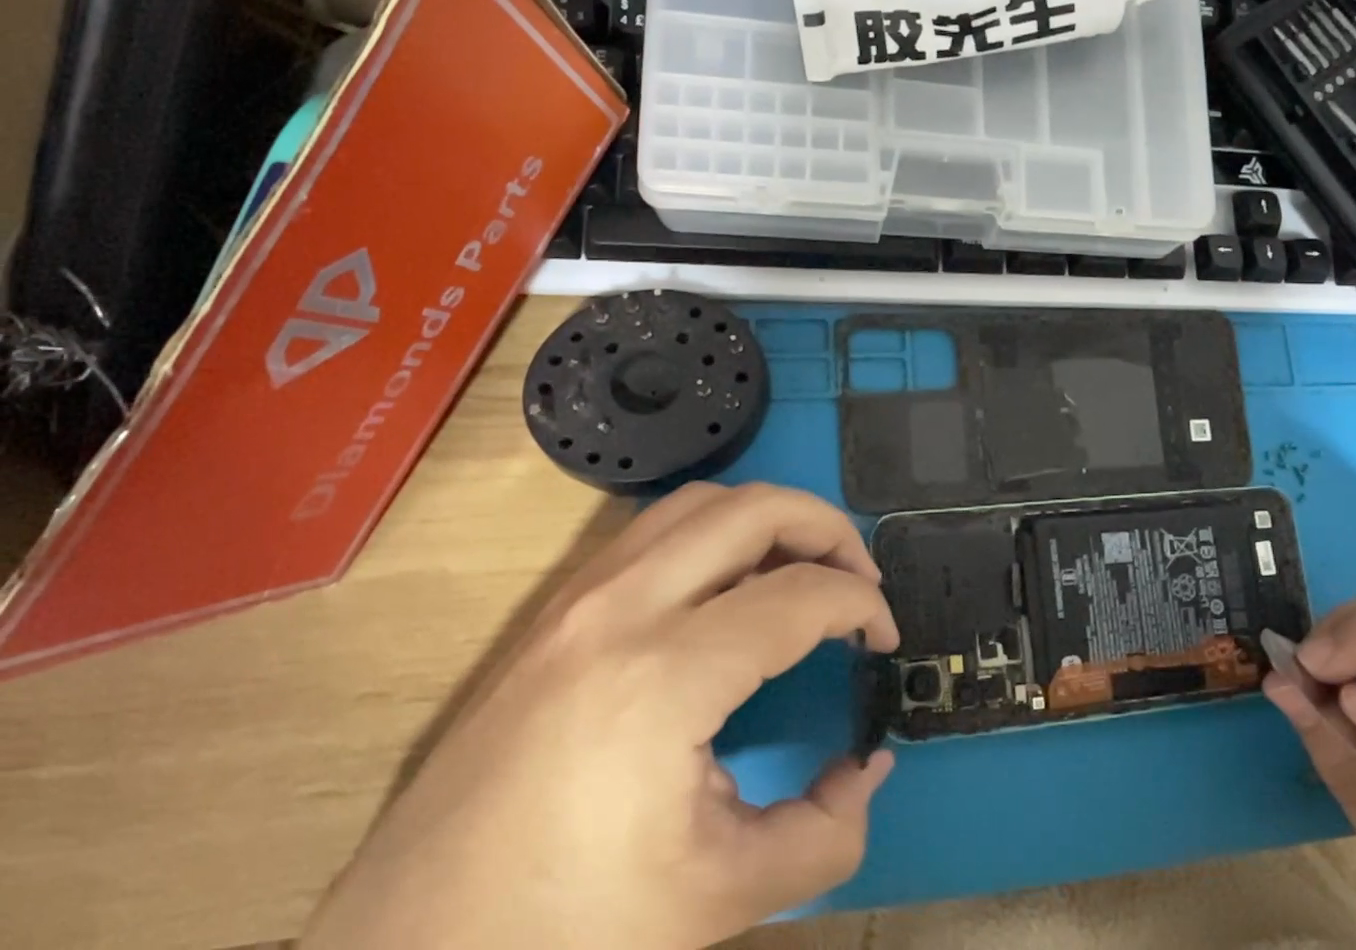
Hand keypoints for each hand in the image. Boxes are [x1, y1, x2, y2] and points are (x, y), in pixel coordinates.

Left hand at [303, 483, 901, 949]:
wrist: (417, 949)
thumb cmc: (574, 924)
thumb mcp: (728, 893)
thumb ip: (828, 827)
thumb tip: (868, 765)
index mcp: (665, 677)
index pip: (799, 594)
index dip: (862, 606)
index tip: (884, 643)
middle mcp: (617, 612)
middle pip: (750, 509)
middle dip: (828, 529)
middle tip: (862, 582)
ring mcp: (573, 604)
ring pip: (693, 504)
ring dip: (766, 521)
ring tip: (804, 572)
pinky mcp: (549, 617)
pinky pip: (648, 533)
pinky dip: (712, 534)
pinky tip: (729, 592)